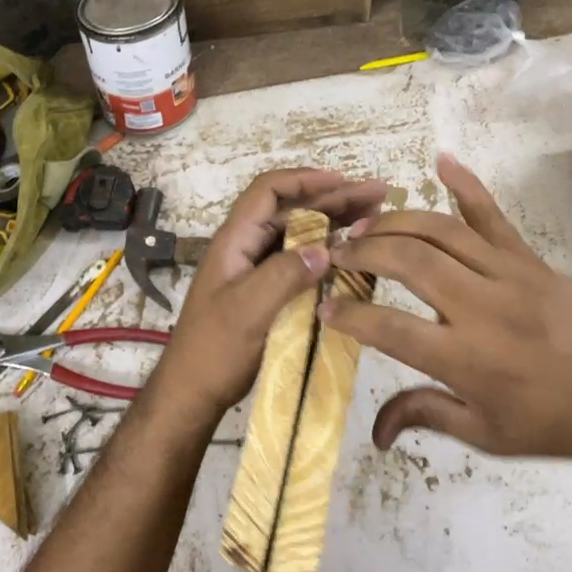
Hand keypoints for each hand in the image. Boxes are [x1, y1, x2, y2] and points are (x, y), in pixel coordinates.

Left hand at [155, 168, 388, 417]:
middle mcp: (245, 248)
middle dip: (332, 198)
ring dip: (333, 222)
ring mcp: (255, 270)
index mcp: (234, 241)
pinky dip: (326, 252)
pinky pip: (298, 261)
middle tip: (378, 196)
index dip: (305, 180)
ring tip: (375, 218)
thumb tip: (326, 248)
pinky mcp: (266, 292)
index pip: (268, 191)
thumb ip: (284, 276)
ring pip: (297, 233)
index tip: (344, 181)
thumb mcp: (248, 310)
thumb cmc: (215, 349)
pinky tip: (353, 257)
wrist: (193, 391)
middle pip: (290, 209)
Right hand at [321, 155, 571, 469]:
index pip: (389, 329)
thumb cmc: (559, 424)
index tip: (323, 309)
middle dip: (363, 251)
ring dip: (394, 222)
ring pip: (439, 230)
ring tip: (363, 224)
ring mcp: (509, 276)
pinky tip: (441, 160)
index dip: (349, 316)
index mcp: (468, 360)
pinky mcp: (531, 260)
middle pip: (408, 261)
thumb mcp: (488, 435)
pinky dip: (466, 185)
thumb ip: (426, 417)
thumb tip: (373, 433)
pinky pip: (492, 216)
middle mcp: (483, 309)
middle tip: (336, 253)